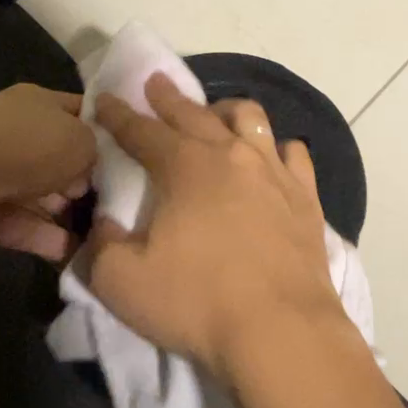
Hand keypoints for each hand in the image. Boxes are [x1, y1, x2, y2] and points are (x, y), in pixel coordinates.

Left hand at [0, 83, 98, 261]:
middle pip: (53, 153)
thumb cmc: (30, 144)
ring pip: (32, 190)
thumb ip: (93, 153)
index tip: (122, 153)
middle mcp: (12, 128)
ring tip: (89, 235)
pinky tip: (64, 251)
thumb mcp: (83, 142)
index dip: (101, 129)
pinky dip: (36, 234)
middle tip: (102, 199)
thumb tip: (82, 174)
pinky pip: (12, 218)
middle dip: (77, 178)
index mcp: (39, 101)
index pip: (77, 110)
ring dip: (58, 212)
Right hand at [84, 74, 345, 378]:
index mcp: (186, 167)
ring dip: (226, 110)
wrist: (279, 325)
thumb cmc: (197, 301)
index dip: (121, 116)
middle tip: (156, 82)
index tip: (106, 99)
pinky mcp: (305, 192)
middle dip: (170, 98)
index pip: (143, 132)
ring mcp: (274, 169)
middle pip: (195, 114)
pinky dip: (278, 147)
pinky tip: (273, 155)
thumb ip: (102, 247)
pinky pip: (293, 152)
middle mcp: (231, 154)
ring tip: (216, 112)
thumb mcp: (123, 283)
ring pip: (250, 119)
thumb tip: (104, 224)